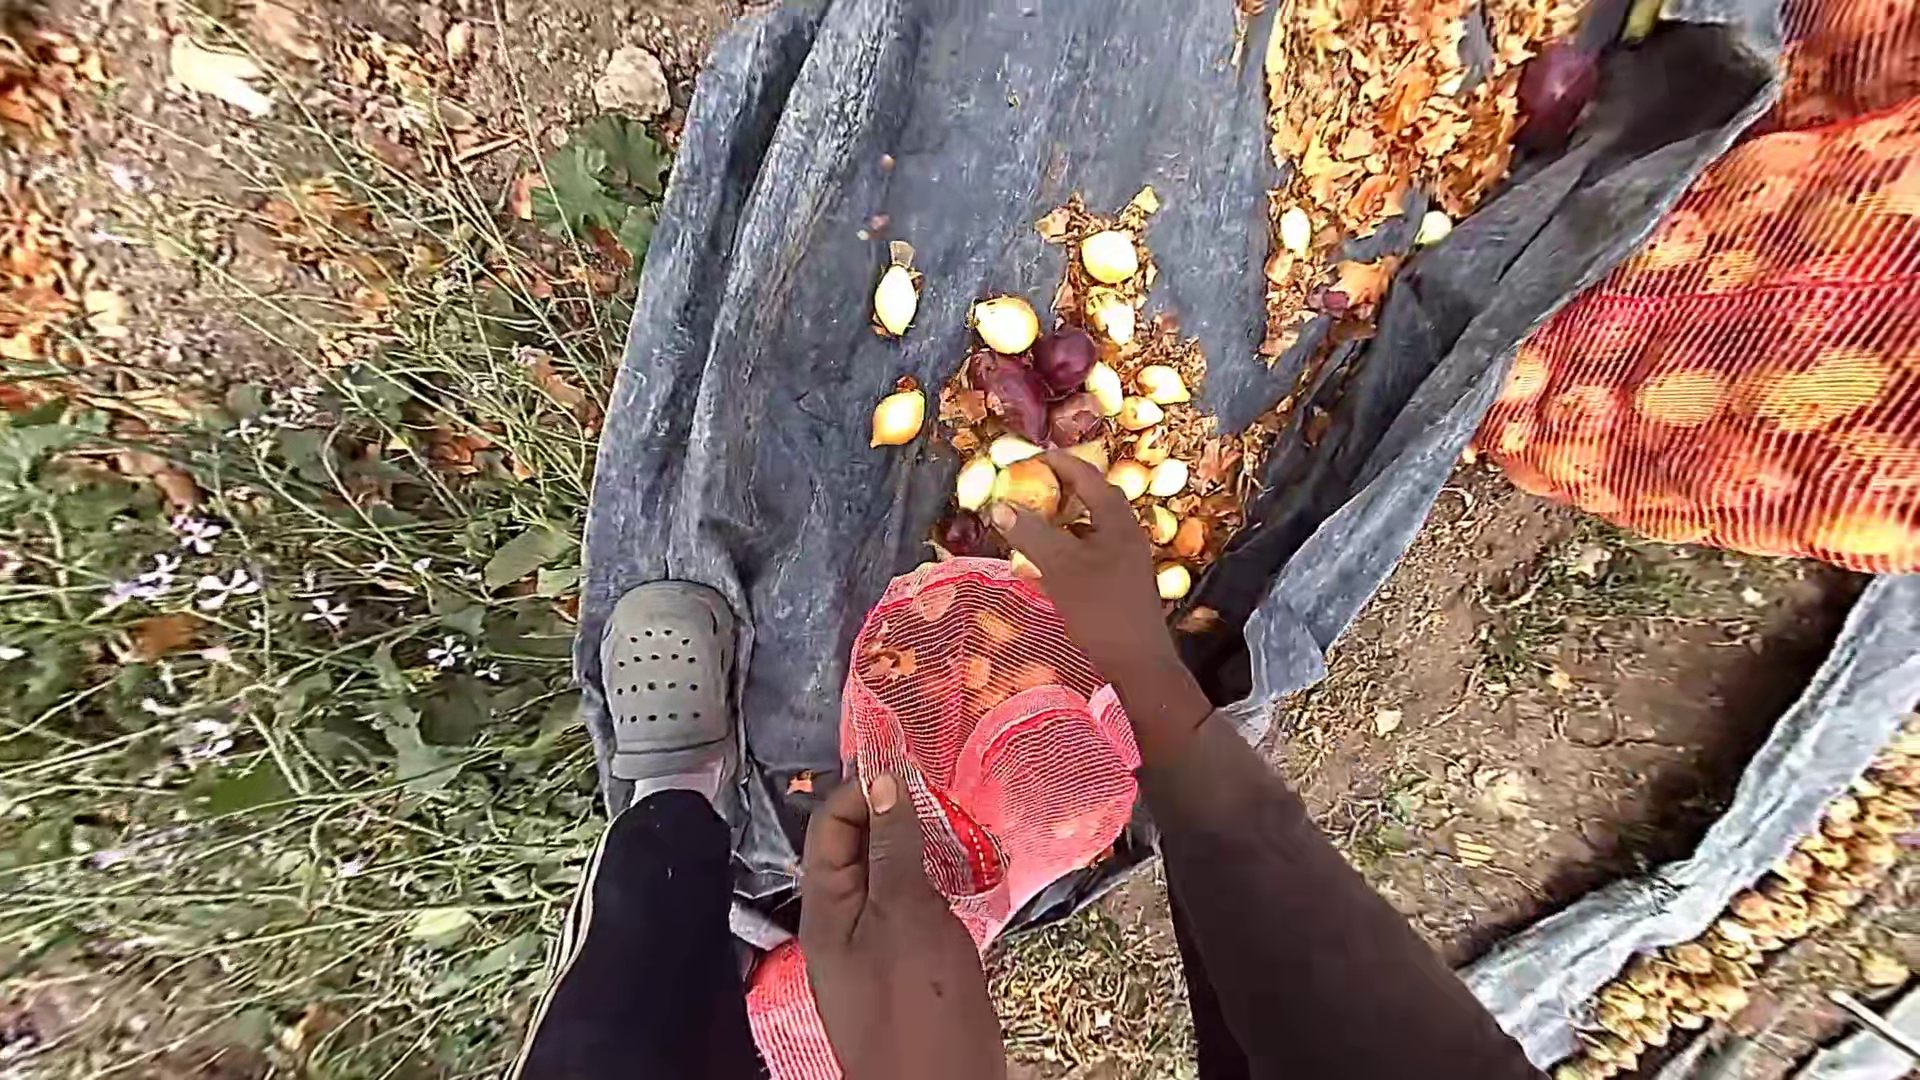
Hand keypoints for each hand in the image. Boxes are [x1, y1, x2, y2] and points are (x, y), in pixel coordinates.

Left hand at [799, 772, 1005, 1079]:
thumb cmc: (916, 1002)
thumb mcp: (904, 913)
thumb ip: (893, 845)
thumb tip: (884, 780)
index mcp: (827, 903)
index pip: (832, 822)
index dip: (865, 790)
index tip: (910, 773)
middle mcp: (845, 911)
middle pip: (860, 839)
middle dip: (897, 812)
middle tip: (942, 799)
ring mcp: (878, 930)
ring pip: (892, 863)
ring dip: (921, 838)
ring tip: (958, 825)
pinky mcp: (909, 945)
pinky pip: (915, 890)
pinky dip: (936, 868)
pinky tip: (966, 863)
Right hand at [987, 449, 1211, 762]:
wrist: (1137, 663)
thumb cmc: (1101, 609)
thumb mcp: (1060, 566)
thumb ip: (1031, 533)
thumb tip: (999, 505)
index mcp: (1117, 520)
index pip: (1088, 476)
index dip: (1060, 462)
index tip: (1032, 456)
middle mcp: (1126, 533)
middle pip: (1093, 498)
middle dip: (1062, 489)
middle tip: (1031, 485)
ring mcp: (1125, 559)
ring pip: (1091, 527)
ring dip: (1064, 519)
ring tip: (1035, 519)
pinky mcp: (1119, 581)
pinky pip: (1089, 551)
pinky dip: (1067, 547)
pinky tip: (1047, 563)